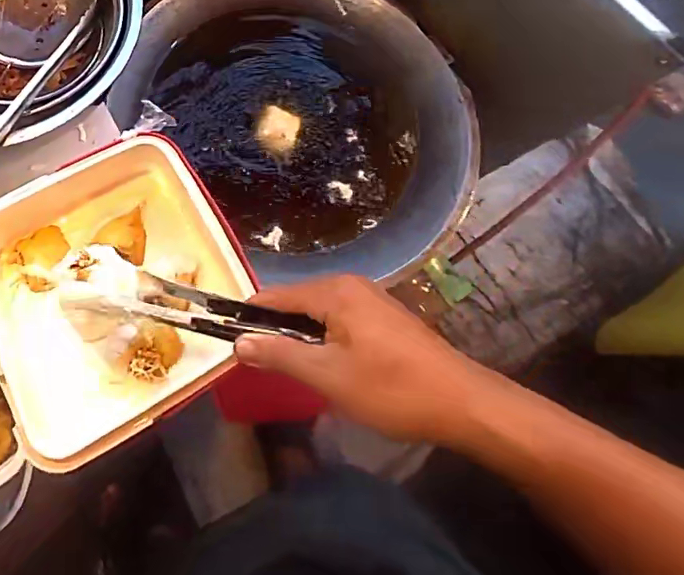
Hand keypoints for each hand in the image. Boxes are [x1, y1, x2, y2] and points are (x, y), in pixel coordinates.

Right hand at [232, 275, 502, 445]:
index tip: (225, 336)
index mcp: (335, 291)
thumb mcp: (328, 376)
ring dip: (300, 335)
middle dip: (275, 327)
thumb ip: (281, 355)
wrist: (458, 399)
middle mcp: (351, 284)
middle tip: (255, 361)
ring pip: (320, 310)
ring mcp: (371, 297)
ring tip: (284, 366)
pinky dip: (324, 336)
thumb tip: (239, 341)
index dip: (250, 315)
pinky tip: (323, 363)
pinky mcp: (384, 315)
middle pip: (298, 300)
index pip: (277, 295)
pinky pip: (340, 317)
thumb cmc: (389, 388)